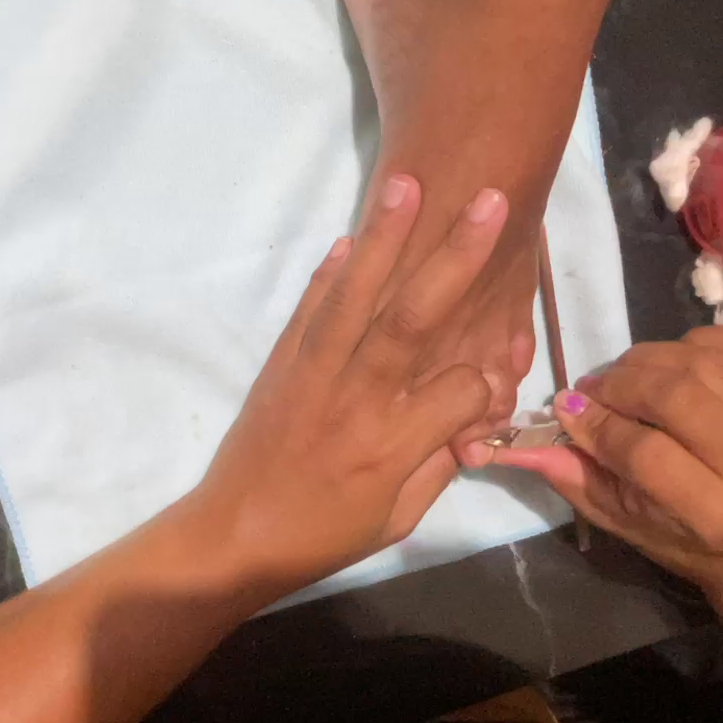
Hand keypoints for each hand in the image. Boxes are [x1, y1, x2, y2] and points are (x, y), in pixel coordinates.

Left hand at [175, 175, 506, 599]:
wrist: (233, 535)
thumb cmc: (322, 536)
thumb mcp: (396, 519)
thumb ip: (437, 465)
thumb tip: (471, 423)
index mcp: (394, 445)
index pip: (461, 389)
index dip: (486, 381)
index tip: (489, 385)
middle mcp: (358, 399)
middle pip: (412, 320)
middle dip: (454, 258)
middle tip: (487, 200)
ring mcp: (313, 375)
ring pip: (354, 301)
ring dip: (382, 241)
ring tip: (407, 186)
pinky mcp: (280, 365)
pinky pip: (307, 313)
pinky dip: (327, 274)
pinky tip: (348, 239)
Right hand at [493, 327, 722, 599]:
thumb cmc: (683, 540)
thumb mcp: (620, 520)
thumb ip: (573, 478)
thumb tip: (517, 444)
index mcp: (720, 515)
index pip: (646, 452)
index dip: (597, 425)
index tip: (565, 410)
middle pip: (678, 396)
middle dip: (619, 383)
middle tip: (592, 390)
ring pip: (703, 363)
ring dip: (648, 360)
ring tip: (623, 377)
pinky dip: (695, 342)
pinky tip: (672, 363)